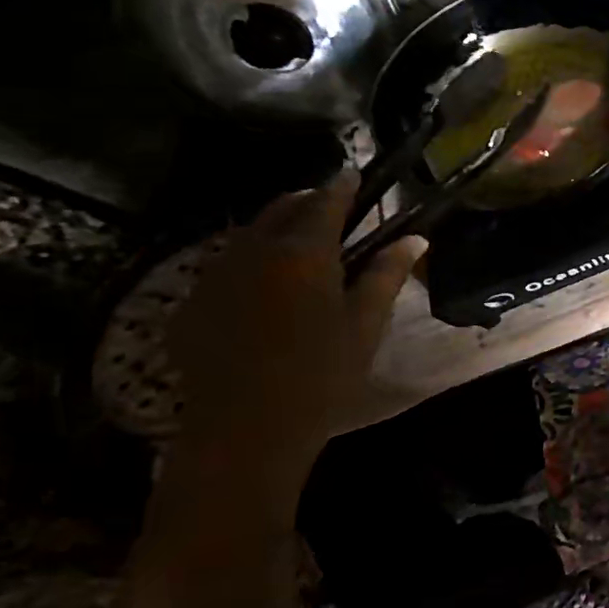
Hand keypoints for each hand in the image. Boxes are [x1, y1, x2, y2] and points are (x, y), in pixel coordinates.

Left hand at [167, 171, 426, 491]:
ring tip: (297, 241)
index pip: (326, 202)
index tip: (354, 174)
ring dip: (276, 226)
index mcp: (304, 252)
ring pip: (249, 233)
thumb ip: (387, 273)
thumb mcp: (365, 324)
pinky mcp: (192, 304)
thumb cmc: (320, 376)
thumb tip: (417, 238)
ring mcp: (216, 276)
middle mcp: (256, 251)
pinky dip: (248, 258)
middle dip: (308, 200)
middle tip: (330, 207)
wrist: (244, 434)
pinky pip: (224, 264)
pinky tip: (261, 285)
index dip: (343, 185)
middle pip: (282, 208)